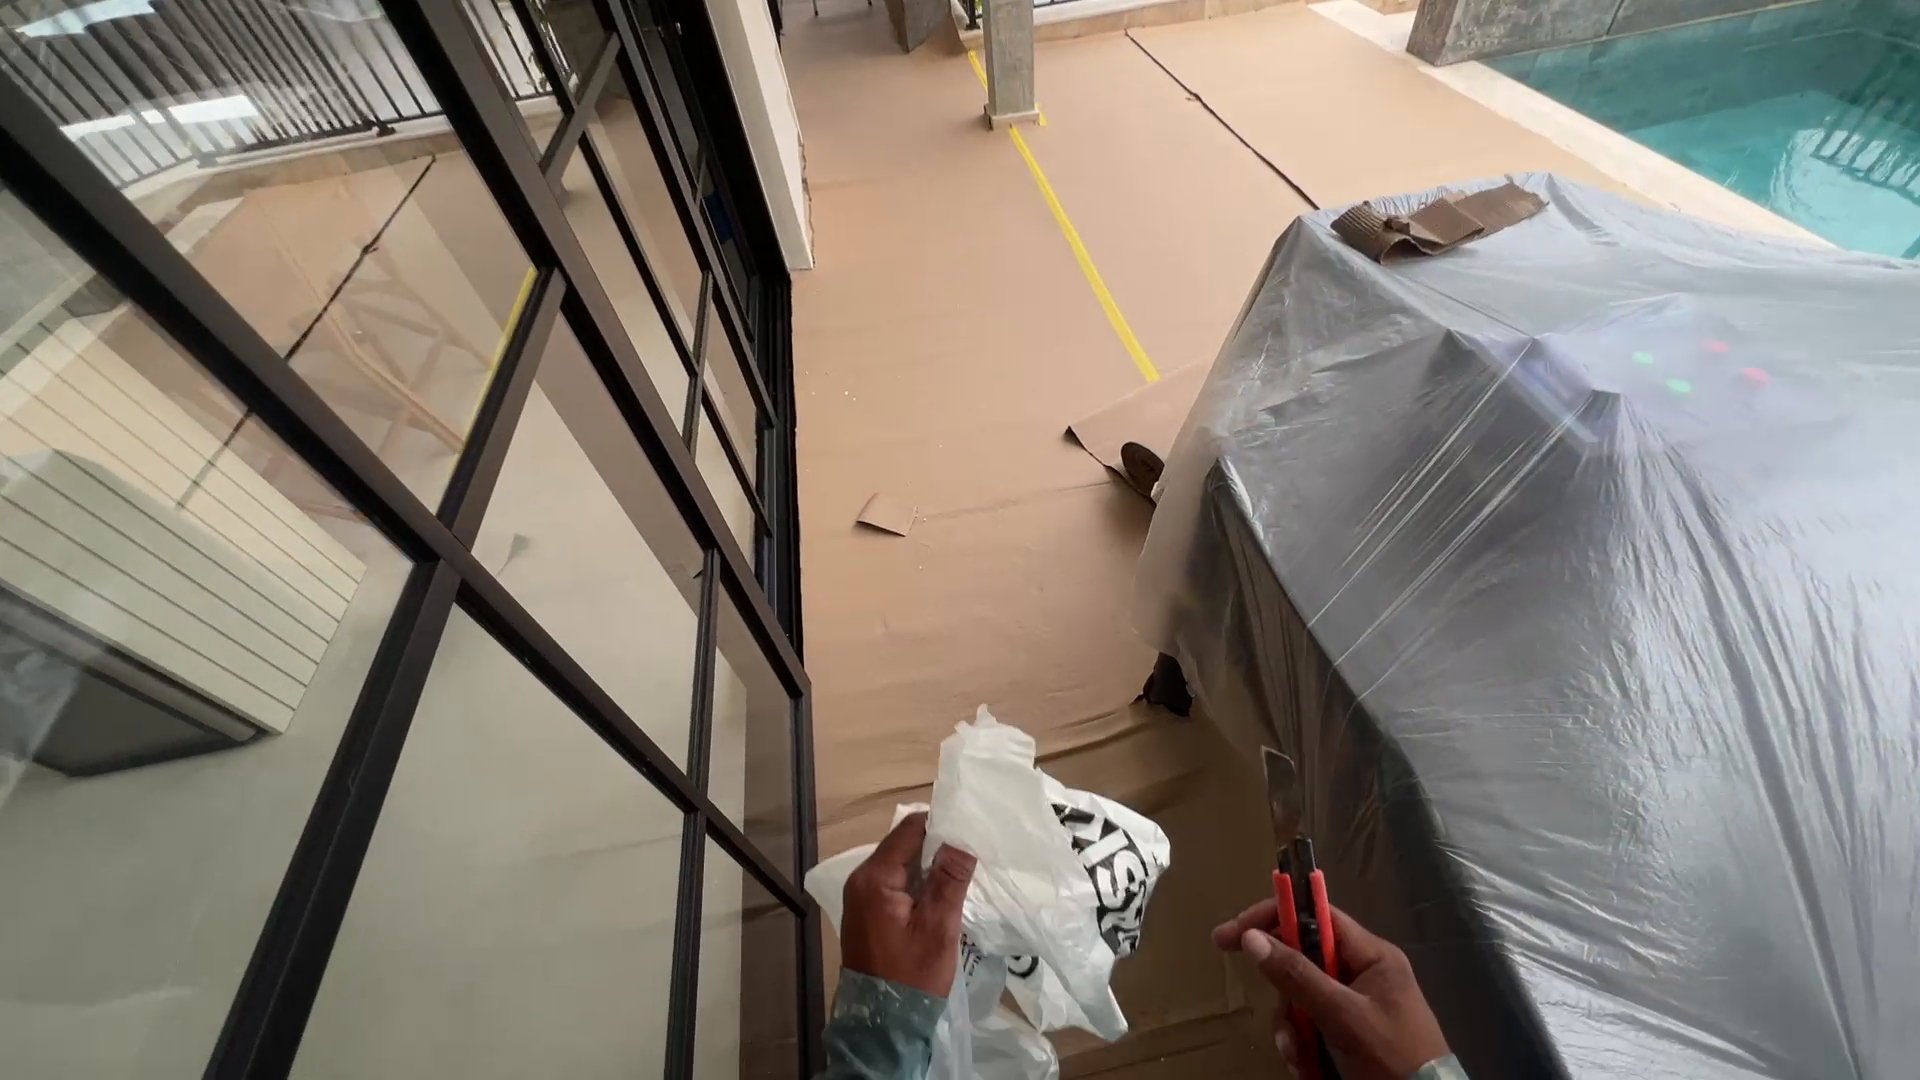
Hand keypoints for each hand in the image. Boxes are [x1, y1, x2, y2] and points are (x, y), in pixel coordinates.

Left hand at [840, 811, 977, 995]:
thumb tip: (962, 838)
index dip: (940, 825)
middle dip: (936, 845)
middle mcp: (861, 879)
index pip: (909, 829)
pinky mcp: (866, 910)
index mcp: (873, 878)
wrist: (882, 1029)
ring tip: (959, 871)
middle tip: (969, 853)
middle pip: (903, 843)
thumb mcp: (937, 928)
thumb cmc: (911, 978)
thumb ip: (949, 879)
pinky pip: (894, 881)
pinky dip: (917, 881)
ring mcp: (860, 895)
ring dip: (928, 864)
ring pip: (900, 862)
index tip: (968, 830)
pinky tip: (940, 892)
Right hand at [1213, 899, 1448, 1079]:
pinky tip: (1306, 1068)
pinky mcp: (1350, 1031)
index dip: (1271, 917)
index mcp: (1371, 955)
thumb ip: (1297, 976)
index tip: (1232, 935)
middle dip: (1285, 995)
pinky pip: (1310, 1022)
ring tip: (1298, 1059)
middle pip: (1301, 958)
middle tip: (1279, 1026)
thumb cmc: (1396, 1062)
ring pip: (1301, 995)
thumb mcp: (1344, 1018)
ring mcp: (1356, 1003)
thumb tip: (1249, 937)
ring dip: (1292, 1028)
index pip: (1313, 914)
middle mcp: (1362, 972)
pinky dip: (1302, 1044)